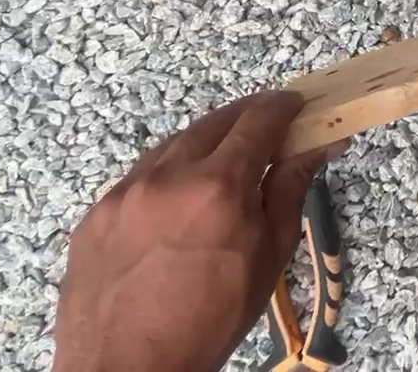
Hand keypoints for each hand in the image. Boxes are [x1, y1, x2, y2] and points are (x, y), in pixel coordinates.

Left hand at [53, 92, 345, 371]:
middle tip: (271, 125)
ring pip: (176, 143)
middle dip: (249, 115)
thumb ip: (292, 186)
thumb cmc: (215, 313)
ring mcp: (123, 195)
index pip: (260, 119)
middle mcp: (168, 177)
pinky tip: (182, 193)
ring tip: (227, 156)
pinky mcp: (93, 217)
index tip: (299, 105)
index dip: (284, 106)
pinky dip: (171, 168)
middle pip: (217, 121)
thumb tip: (323, 143)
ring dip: (209, 139)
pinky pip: (141, 174)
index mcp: (219, 185)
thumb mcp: (271, 249)